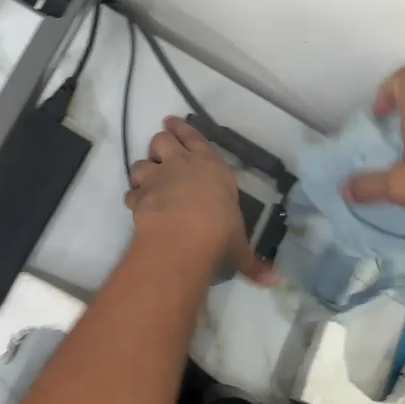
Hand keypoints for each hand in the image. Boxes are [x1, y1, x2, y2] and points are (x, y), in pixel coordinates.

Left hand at [127, 117, 276, 284]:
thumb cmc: (220, 233)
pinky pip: (130, 193)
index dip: (183, 129)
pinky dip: (133, 198)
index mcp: (212, 167)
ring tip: (146, 180)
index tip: (172, 122)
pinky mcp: (139, 197)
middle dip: (160, 146)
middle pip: (162, 141)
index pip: (195, 138)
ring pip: (140, 162)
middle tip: (161, 154)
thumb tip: (274, 281)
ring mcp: (157, 179)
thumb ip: (252, 262)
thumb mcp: (239, 247)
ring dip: (143, 170)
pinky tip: (136, 205)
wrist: (184, 237)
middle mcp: (182, 165)